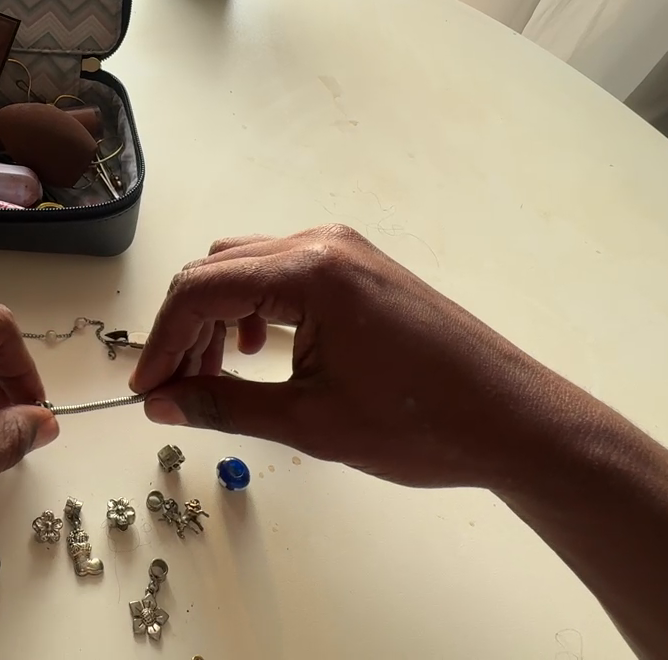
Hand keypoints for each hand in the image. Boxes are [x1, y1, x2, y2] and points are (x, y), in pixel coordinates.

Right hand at [130, 225, 586, 489]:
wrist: (522, 424)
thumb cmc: (423, 426)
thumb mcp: (310, 423)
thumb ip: (222, 406)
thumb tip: (159, 405)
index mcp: (309, 271)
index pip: (201, 291)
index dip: (163, 341)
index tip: (145, 388)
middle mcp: (318, 241)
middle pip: (214, 271)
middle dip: (184, 329)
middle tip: (174, 387)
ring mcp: (339, 247)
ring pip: (241, 268)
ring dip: (214, 317)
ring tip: (212, 374)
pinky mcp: (353, 263)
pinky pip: (275, 272)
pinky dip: (249, 307)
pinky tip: (256, 350)